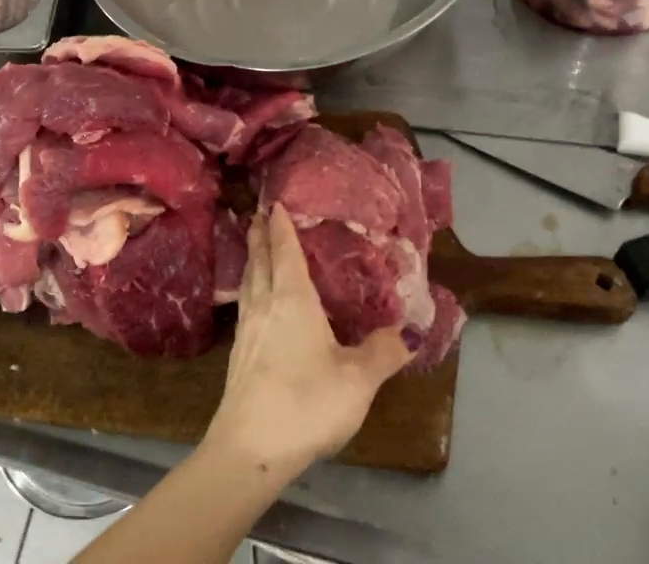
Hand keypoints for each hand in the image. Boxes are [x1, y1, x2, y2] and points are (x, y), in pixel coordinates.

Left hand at [203, 205, 413, 476]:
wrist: (250, 446)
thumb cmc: (306, 402)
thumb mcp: (358, 379)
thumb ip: (383, 351)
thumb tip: (409, 328)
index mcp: (291, 299)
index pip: (284, 251)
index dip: (280, 226)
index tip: (274, 203)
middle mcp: (264, 305)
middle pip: (259, 261)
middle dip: (260, 236)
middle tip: (259, 215)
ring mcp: (247, 330)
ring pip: (249, 283)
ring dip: (252, 261)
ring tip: (257, 250)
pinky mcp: (239, 354)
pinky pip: (246, 305)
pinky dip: (251, 289)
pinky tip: (256, 302)